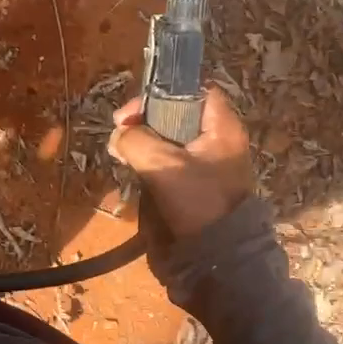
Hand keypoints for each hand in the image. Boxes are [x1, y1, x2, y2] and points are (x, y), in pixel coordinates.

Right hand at [108, 87, 254, 240]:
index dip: (162, 93)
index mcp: (222, 127)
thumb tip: (120, 135)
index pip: (195, 90)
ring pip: (170, 137)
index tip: (134, 112)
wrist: (219, 253)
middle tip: (121, 132)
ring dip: (144, 141)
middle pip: (177, 113)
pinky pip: (171, 159)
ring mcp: (209, 162)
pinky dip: (151, 159)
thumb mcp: (161, 163)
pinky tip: (134, 167)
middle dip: (145, 120)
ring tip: (122, 153)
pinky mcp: (198, 181)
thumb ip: (134, 140)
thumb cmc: (197, 199)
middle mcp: (219, 140)